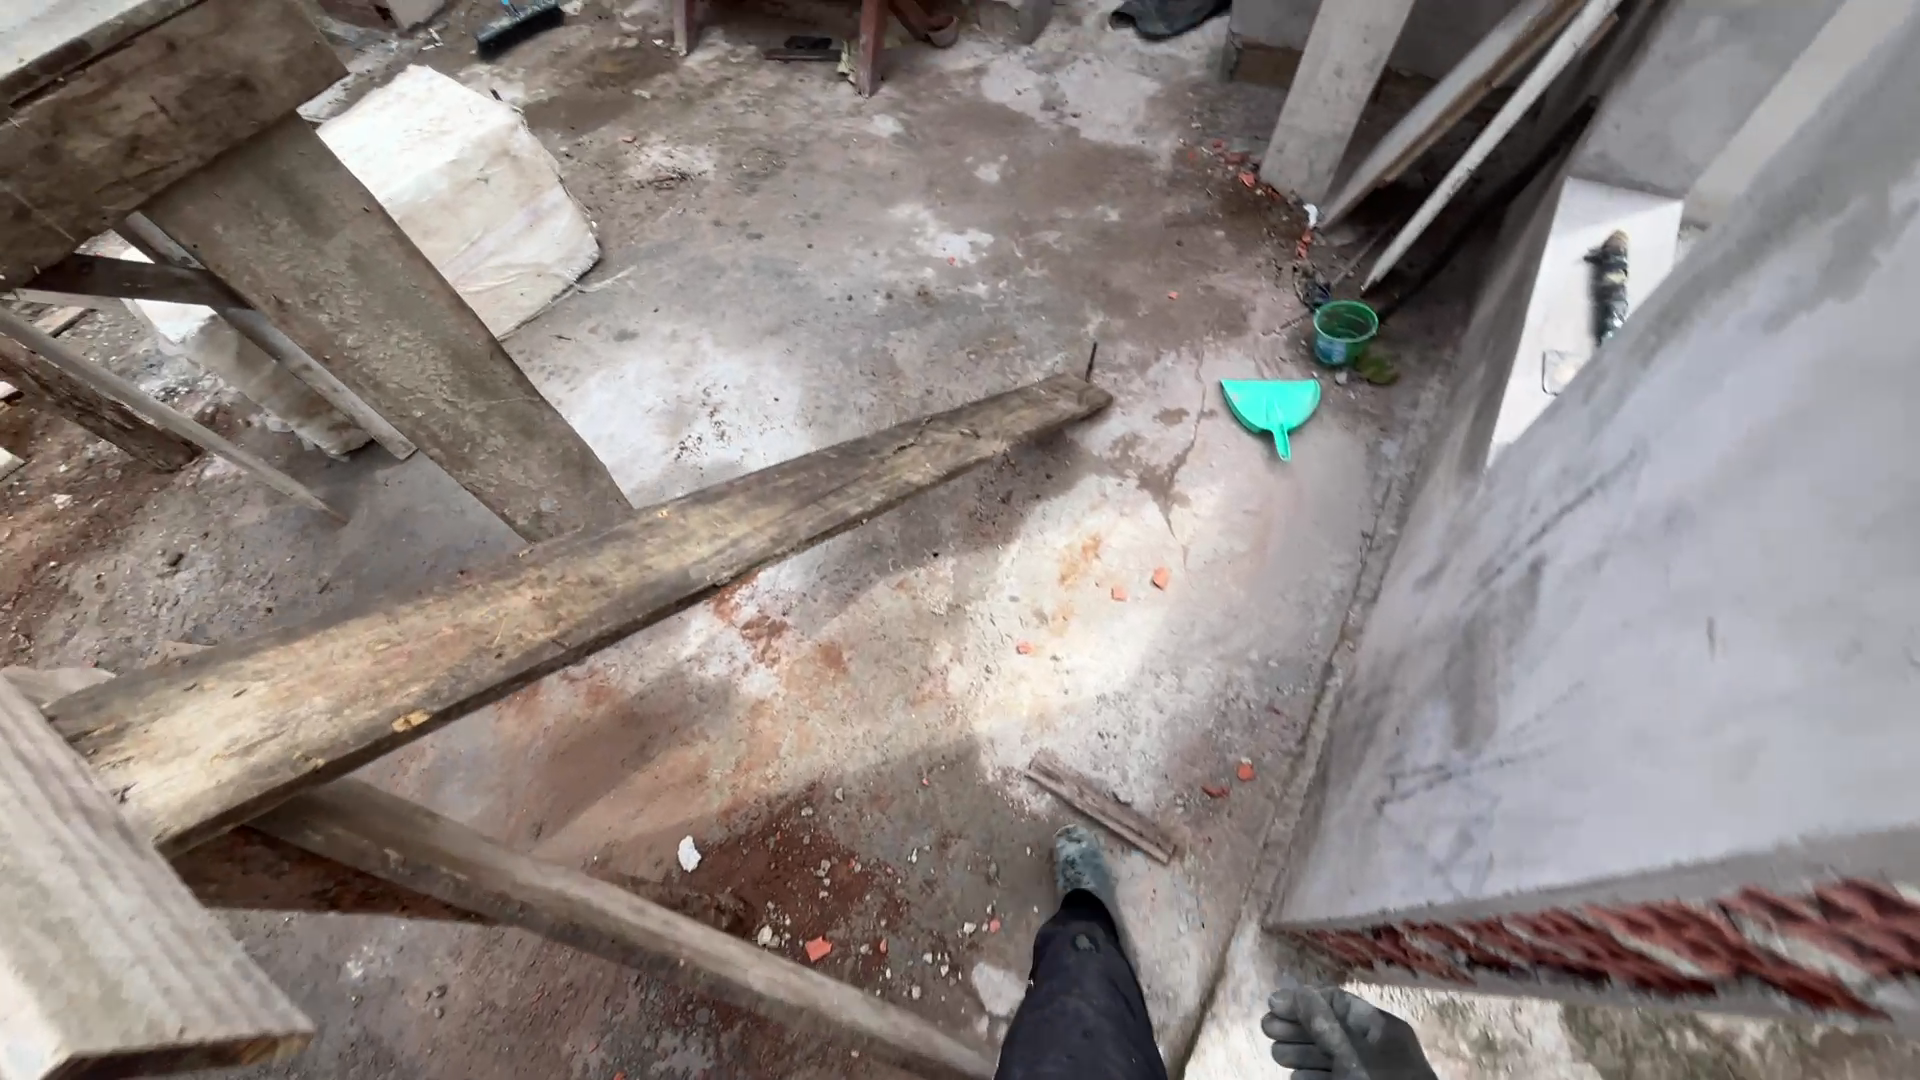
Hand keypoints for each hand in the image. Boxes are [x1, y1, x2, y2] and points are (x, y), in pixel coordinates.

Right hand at [1262, 986, 1437, 1079]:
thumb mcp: (1349, 1054)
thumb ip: (1321, 1022)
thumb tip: (1295, 994)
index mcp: (1382, 1030)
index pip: (1337, 1001)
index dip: (1303, 1000)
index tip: (1274, 1005)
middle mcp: (1377, 1049)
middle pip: (1329, 1028)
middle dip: (1296, 1027)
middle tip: (1267, 1029)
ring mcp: (1370, 1075)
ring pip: (1328, 1056)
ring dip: (1299, 1052)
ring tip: (1276, 1054)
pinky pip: (1333, 1079)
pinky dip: (1312, 1077)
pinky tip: (1295, 1078)